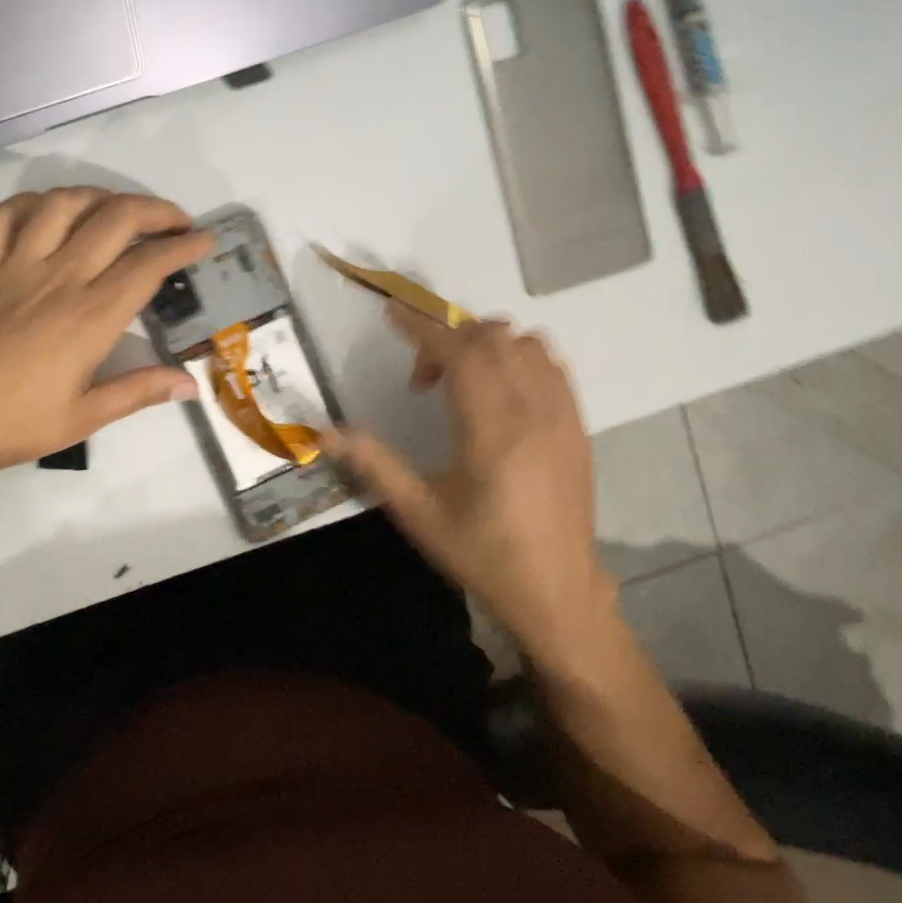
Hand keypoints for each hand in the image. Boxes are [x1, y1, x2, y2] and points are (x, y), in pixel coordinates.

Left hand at [0, 188, 212, 481]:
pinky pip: (6, 217)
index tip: (203, 242)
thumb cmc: (16, 426)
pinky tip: (50, 213)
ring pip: (63, 204)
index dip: (182, 246)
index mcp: (89, 318)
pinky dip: (32, 203)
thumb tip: (190, 384)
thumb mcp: (85, 417)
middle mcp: (57, 279)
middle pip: (115, 219)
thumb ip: (139, 392)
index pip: (147, 264)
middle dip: (156, 210)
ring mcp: (15, 268)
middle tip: (176, 222)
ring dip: (100, 196)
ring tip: (120, 211)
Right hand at [328, 303, 615, 653]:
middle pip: (493, 337)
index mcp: (492, 430)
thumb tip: (324, 433)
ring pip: (528, 343)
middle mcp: (534, 410)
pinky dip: (519, 358)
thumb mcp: (418, 513)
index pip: (459, 352)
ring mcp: (563, 414)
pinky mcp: (577, 425)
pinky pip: (552, 365)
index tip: (392, 313)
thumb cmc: (480, 553)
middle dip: (448, 337)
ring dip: (486, 345)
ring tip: (459, 382)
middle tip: (420, 378)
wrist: (554, 589)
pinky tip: (497, 394)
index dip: (422, 326)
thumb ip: (373, 464)